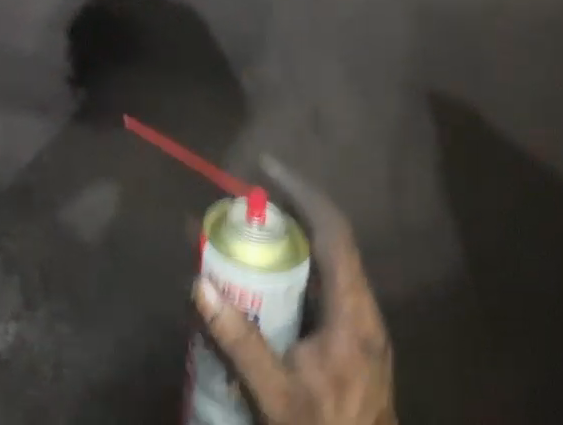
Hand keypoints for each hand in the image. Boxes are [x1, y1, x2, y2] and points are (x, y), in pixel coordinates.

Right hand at [195, 157, 395, 424]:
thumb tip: (199, 284)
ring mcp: (360, 326)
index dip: (303, 194)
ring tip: (246, 231)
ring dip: (289, 242)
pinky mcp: (351, 340)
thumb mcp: (277, 393)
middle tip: (244, 201)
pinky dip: (292, 271)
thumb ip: (239, 341)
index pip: (335, 234)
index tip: (266, 168)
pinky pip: (322, 289)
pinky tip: (262, 280)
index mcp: (354, 314)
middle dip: (288, 214)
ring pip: (326, 266)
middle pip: (330, 243)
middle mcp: (363, 311)